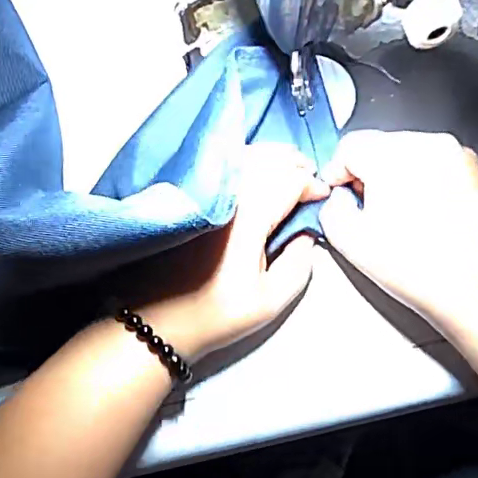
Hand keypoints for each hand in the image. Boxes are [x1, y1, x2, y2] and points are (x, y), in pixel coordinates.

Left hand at [135, 144, 328, 359]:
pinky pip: (219, 164)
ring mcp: (199, 190)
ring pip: (240, 155)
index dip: (311, 183)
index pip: (288, 179)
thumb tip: (307, 232)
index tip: (322, 195)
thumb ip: (299, 263)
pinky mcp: (183, 193)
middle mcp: (222, 194)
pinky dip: (242, 161)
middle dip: (293, 163)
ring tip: (285, 172)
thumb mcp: (270, 301)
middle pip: (265, 157)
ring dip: (269, 158)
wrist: (156, 322)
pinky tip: (252, 175)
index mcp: (246, 218)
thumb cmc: (213, 315)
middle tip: (308, 178)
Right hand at [317, 130, 477, 330]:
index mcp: (393, 155)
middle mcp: (428, 145)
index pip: (349, 146)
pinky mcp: (474, 172)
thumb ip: (331, 210)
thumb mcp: (352, 242)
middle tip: (367, 216)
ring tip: (401, 226)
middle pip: (380, 148)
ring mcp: (455, 156)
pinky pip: (436, 170)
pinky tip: (425, 224)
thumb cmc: (426, 268)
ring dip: (397, 183)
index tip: (337, 194)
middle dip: (368, 178)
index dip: (337, 173)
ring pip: (409, 158)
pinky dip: (424, 189)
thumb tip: (337, 200)